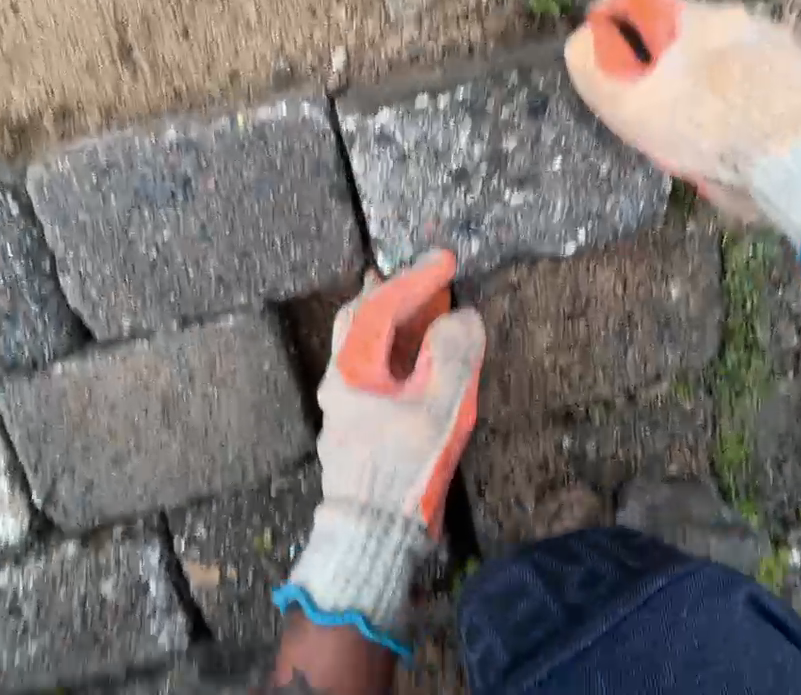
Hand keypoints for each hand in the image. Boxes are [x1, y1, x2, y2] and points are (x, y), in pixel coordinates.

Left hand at [275, 250, 485, 651]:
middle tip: (422, 276)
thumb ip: (451, 356)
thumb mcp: (437, 410)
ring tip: (421, 306)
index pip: (381, 307)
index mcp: (352, 370)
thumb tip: (460, 317)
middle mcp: (340, 381)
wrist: (372, 540)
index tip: (446, 259)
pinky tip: (415, 358)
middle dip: (392, 292)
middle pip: (359, 320)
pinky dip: (397, 351)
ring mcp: (344, 405)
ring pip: (363, 346)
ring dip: (394, 321)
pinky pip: (373, 371)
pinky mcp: (356, 426)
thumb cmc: (403, 471)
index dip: (416, 278)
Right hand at [564, 0, 800, 271]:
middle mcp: (737, 18)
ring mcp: (778, 44)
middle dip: (667, 57)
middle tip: (658, 102)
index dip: (621, 17)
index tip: (613, 50)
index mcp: (692, 19)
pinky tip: (743, 130)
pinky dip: (746, 95)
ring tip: (704, 124)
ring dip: (710, 77)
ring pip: (727, 52)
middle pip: (687, 28)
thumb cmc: (708, 130)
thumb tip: (584, 41)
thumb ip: (596, 69)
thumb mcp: (630, 107)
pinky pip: (762, 76)